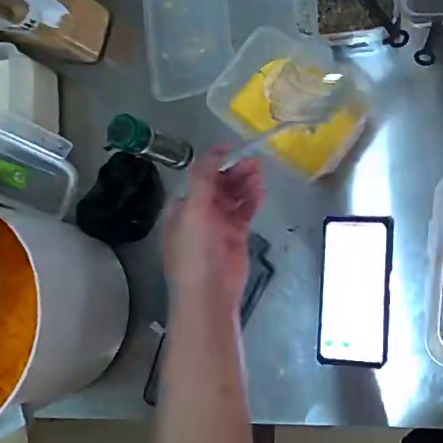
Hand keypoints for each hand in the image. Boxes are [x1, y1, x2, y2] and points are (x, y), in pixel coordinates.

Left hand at [163, 148, 264, 314]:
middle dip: (234, 172)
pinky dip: (252, 201)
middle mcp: (198, 214)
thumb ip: (204, 178)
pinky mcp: (235, 237)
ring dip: (245, 184)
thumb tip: (215, 152)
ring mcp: (218, 226)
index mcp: (182, 207)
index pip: (199, 178)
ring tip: (259, 174)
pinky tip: (260, 192)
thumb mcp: (193, 210)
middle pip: (218, 185)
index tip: (234, 149)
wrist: (209, 293)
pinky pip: (244, 213)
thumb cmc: (195, 251)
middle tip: (254, 163)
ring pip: (233, 197)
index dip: (215, 162)